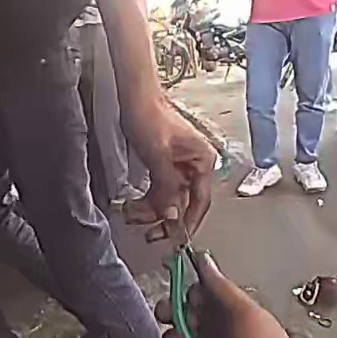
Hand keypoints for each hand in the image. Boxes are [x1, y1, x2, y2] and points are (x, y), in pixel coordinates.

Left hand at [124, 101, 217, 235]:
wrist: (135, 98)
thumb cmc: (150, 116)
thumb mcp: (158, 156)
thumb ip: (167, 189)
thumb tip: (173, 216)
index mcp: (202, 161)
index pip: (200, 201)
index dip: (188, 222)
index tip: (178, 239)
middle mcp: (195, 166)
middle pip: (183, 203)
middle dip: (163, 218)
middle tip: (150, 234)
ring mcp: (181, 168)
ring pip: (169, 200)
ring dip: (151, 211)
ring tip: (133, 215)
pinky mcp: (166, 167)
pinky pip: (160, 191)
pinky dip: (147, 200)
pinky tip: (135, 206)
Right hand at [159, 250, 327, 337]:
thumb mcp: (244, 314)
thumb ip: (220, 288)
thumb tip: (203, 257)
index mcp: (230, 308)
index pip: (200, 289)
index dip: (185, 287)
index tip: (171, 286)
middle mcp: (219, 327)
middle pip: (185, 313)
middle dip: (172, 312)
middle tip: (168, 316)